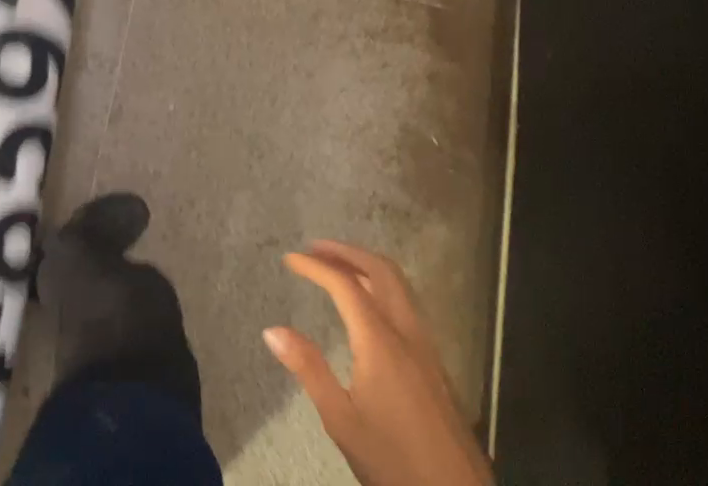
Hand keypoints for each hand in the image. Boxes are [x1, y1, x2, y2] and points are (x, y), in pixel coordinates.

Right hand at [265, 241, 492, 485]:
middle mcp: (408, 334)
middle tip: (315, 248)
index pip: (346, 285)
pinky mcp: (435, 363)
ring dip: (367, 266)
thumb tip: (272, 330)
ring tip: (337, 267)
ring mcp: (427, 347)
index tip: (289, 259)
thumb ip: (309, 370)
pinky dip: (383, 287)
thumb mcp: (341, 420)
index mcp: (381, 343)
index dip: (315, 266)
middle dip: (347, 252)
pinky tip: (367, 305)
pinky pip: (409, 305)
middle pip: (382, 271)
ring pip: (401, 286)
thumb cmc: (393, 459)